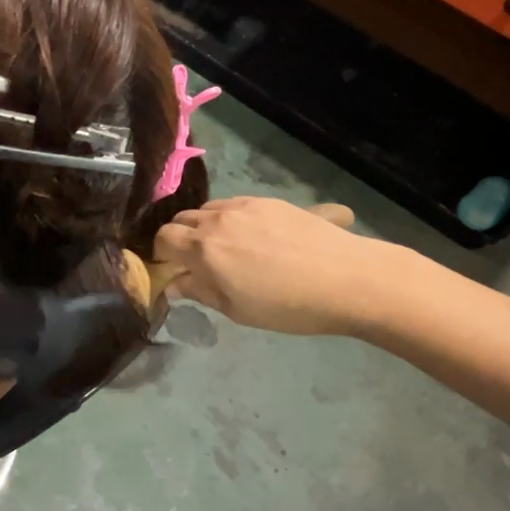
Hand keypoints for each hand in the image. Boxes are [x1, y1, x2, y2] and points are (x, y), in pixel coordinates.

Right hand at [154, 196, 397, 335]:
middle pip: (181, 220)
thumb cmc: (288, 306)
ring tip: (227, 248)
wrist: (348, 279)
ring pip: (208, 210)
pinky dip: (231, 219)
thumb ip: (200, 292)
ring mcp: (245, 206)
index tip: (172, 270)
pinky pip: (235, 205)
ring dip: (205, 227)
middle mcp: (217, 220)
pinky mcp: (269, 201)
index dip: (161, 254)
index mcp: (203, 249)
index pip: (162, 238)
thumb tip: (173, 285)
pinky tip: (255, 239)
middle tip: (197, 262)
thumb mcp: (236, 310)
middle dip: (180, 239)